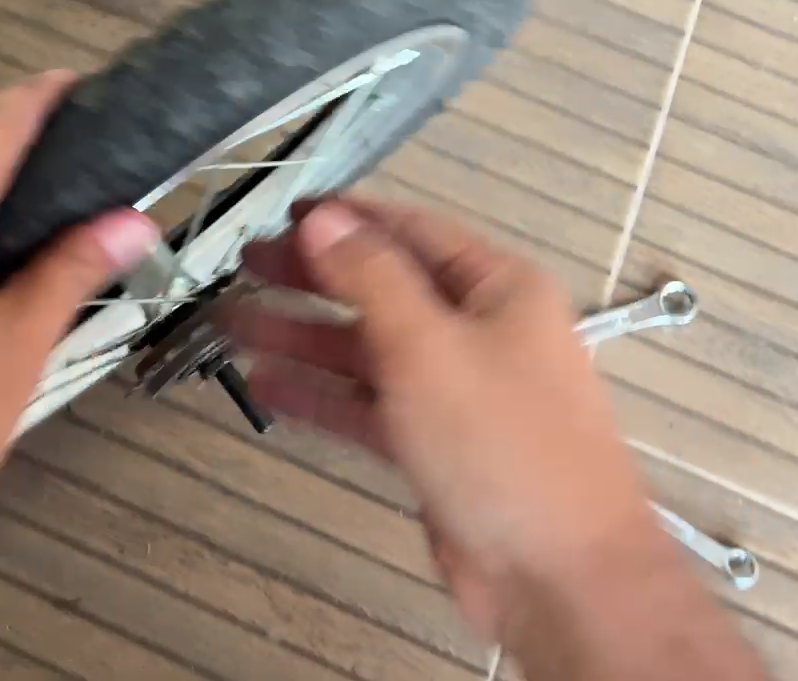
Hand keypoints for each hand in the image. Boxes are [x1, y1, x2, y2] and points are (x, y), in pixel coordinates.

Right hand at [231, 198, 660, 632]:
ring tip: (234, 325)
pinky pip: (366, 402)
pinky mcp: (432, 440)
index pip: (409, 231)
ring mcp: (452, 388)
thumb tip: (324, 216)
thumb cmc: (501, 444)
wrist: (563, 584)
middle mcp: (475, 329)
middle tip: (250, 264)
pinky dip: (320, 393)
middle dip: (311, 276)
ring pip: (365, 347)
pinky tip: (266, 386)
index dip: (346, 219)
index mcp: (494, 289)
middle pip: (379, 287)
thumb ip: (369, 274)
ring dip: (302, 336)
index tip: (286, 214)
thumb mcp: (427, 344)